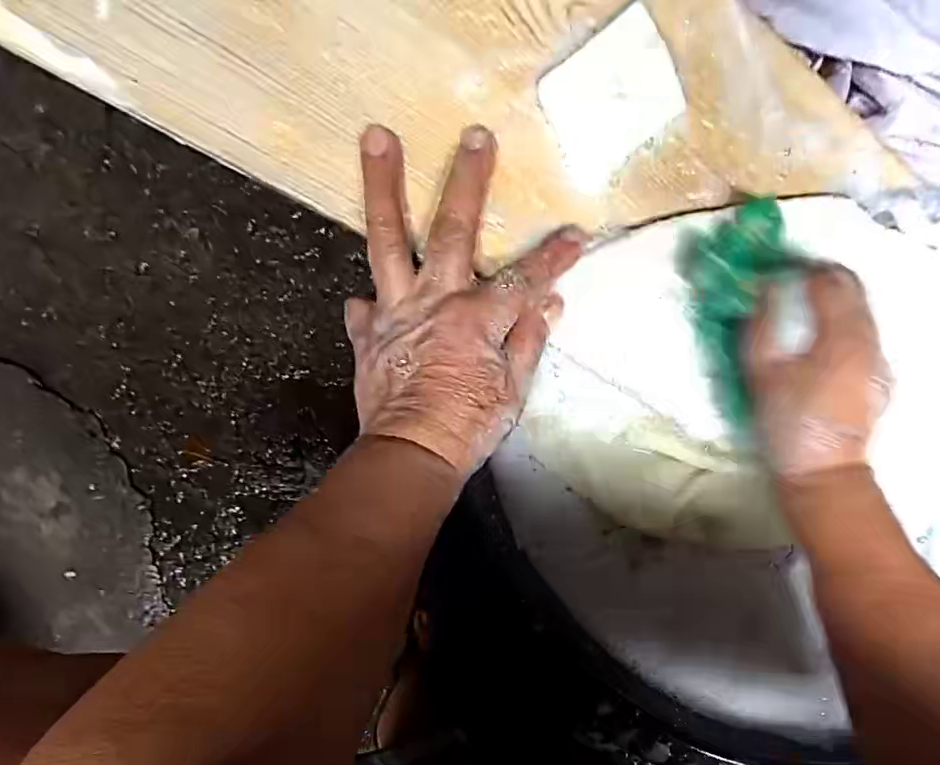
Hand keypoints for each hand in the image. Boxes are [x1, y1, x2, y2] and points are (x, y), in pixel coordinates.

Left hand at [344, 124, 585, 474]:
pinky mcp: (368, 334)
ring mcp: (397, 313)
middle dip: (468, 181)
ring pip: (388, 240)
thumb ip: (527, 343)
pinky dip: (369, 302)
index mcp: (478, 318)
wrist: (412, 453)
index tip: (576, 236)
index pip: (524, 279)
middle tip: (473, 136)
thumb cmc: (468, 426)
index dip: (553, 258)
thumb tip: (549, 307)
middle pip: (453, 230)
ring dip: (384, 187)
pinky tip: (368, 299)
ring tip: (376, 138)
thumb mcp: (512, 392)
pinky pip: (362, 308)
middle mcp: (436, 301)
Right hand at [742, 265, 893, 483]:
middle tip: (792, 282)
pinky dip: (843, 326)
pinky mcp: (878, 378)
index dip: (803, 267)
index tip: (779, 269)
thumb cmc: (789, 425)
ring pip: (861, 312)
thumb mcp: (762, 377)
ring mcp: (879, 359)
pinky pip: (863, 336)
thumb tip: (761, 291)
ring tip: (804, 311)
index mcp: (843, 335)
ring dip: (834, 302)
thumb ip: (760, 329)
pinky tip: (820, 345)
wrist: (824, 473)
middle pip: (853, 288)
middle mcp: (870, 339)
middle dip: (822, 278)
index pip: (829, 279)